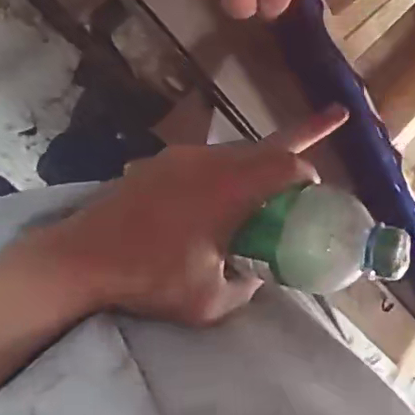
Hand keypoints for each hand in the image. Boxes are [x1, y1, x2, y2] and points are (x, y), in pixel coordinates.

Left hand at [0, 106, 347, 327]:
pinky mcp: (159, 162)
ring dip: (259, 163)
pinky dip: (225, 172)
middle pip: (268, 144)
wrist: (79, 258)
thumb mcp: (209, 300)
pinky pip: (207, 161)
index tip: (316, 191)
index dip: (310, 171)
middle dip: (304, 133)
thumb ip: (246, 285)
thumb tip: (260, 273)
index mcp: (231, 188)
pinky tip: (211, 202)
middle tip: (336, 115)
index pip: (287, 164)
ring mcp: (182, 157)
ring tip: (266, 188)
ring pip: (237, 152)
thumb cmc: (149, 278)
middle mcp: (211, 161)